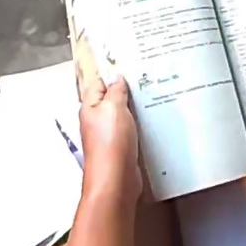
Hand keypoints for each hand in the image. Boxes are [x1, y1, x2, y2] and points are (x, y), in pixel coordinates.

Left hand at [79, 73, 141, 204]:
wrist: (116, 180)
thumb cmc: (111, 142)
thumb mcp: (114, 108)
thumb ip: (116, 91)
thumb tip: (117, 77)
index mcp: (89, 107)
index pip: (99, 82)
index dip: (113, 73)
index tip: (131, 65)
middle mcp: (97, 120)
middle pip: (112, 98)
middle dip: (128, 90)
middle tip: (148, 77)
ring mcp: (109, 135)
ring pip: (124, 114)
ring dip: (136, 107)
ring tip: (155, 94)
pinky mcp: (122, 147)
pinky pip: (132, 129)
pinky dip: (141, 123)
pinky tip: (154, 118)